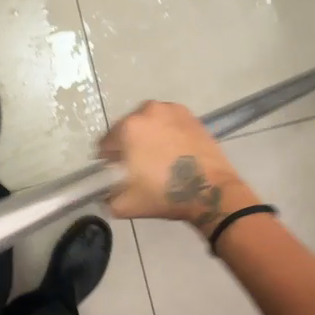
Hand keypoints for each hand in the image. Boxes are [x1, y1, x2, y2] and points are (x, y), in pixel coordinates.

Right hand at [99, 101, 260, 232]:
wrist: (210, 191)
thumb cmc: (164, 195)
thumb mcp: (124, 205)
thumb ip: (106, 196)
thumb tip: (105, 190)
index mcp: (128, 128)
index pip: (106, 143)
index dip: (109, 160)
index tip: (118, 173)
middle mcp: (147, 111)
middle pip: (128, 130)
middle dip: (129, 146)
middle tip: (139, 167)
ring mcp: (172, 110)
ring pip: (149, 124)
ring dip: (148, 137)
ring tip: (158, 159)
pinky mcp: (190, 116)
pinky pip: (169, 123)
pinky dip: (167, 133)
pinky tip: (174, 151)